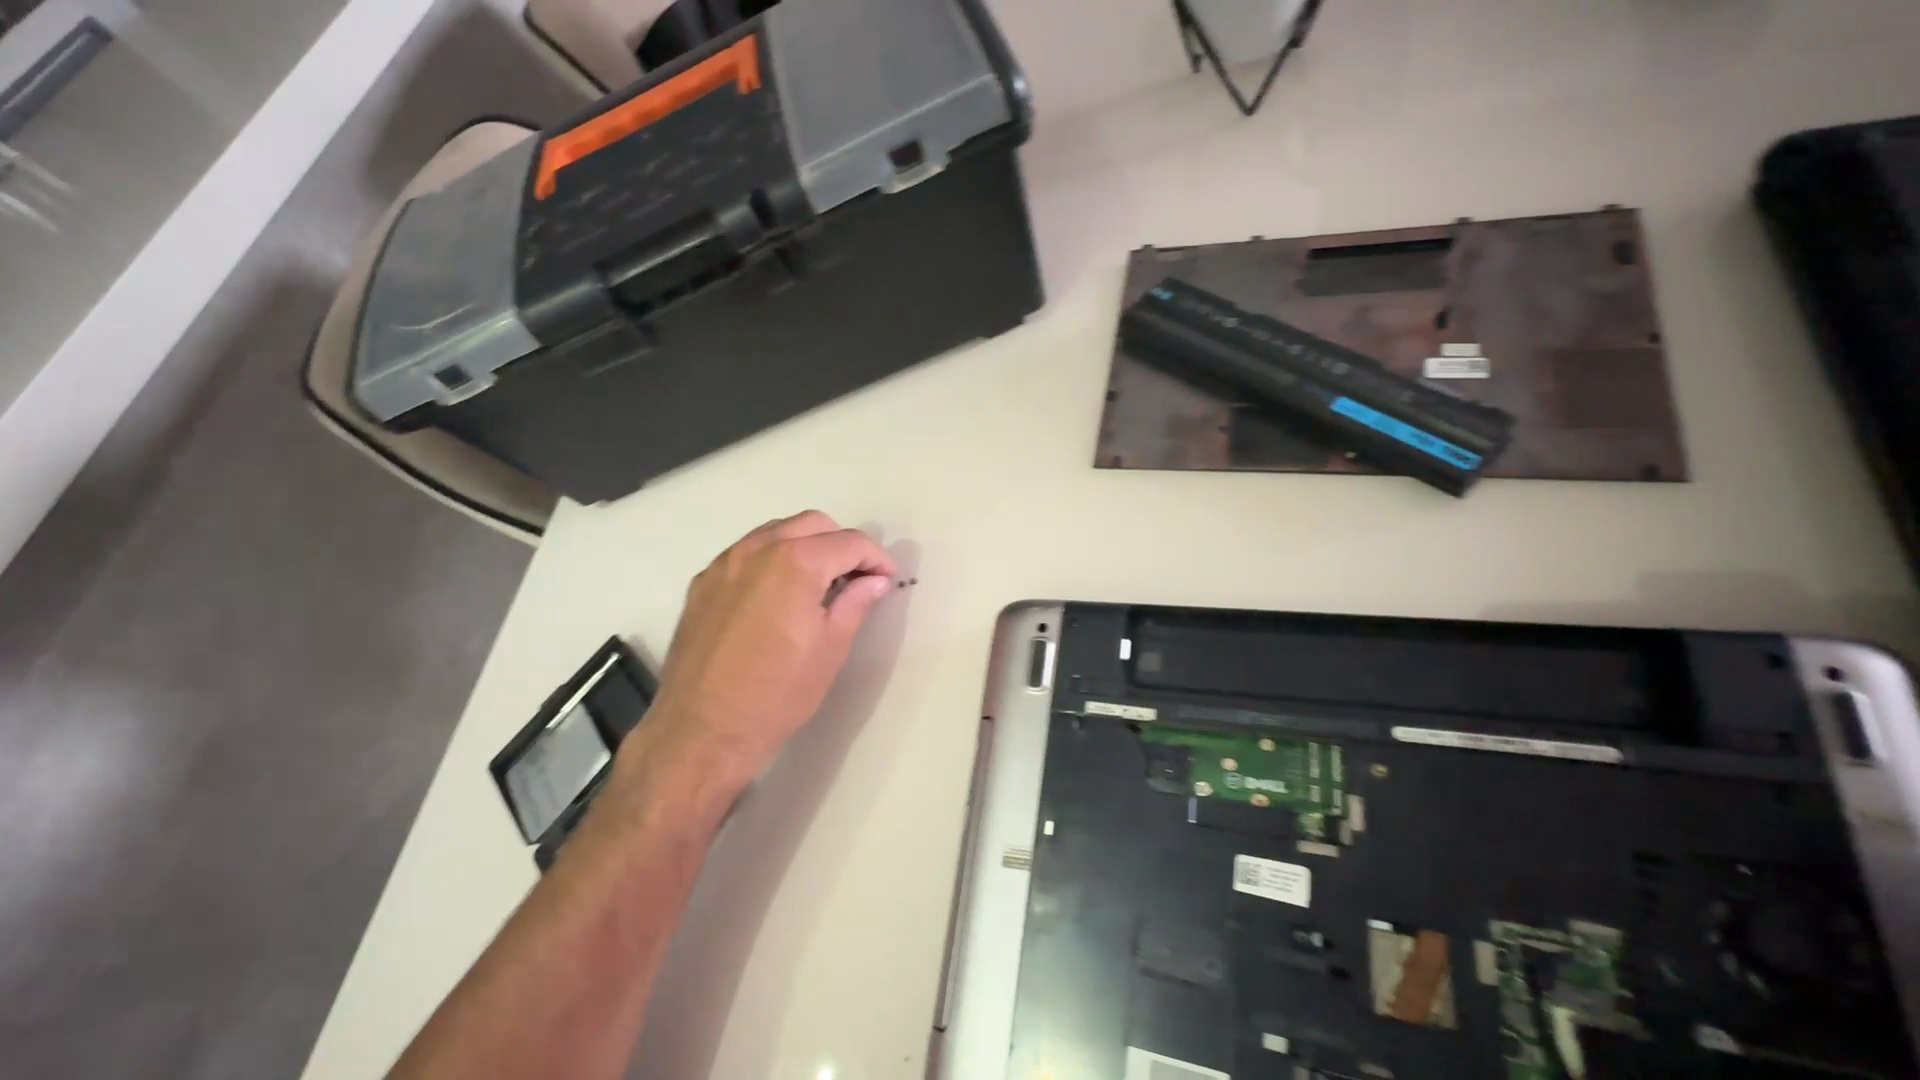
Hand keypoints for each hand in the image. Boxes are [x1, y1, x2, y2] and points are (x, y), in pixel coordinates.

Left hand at [634, 511, 895, 783]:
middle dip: (840, 545)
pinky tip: (777, 597)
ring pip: (775, 533)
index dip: (875, 558)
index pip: (848, 543)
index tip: (886, 578)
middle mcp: (757, 549)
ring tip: (817, 586)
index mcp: (795, 562)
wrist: (702, 730)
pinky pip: (745, 554)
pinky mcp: (702, 583)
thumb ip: (856, 603)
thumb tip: (874, 580)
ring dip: (804, 547)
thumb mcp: (830, 649)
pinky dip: (770, 561)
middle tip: (855, 580)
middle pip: (811, 525)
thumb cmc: (777, 694)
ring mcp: (724, 564)